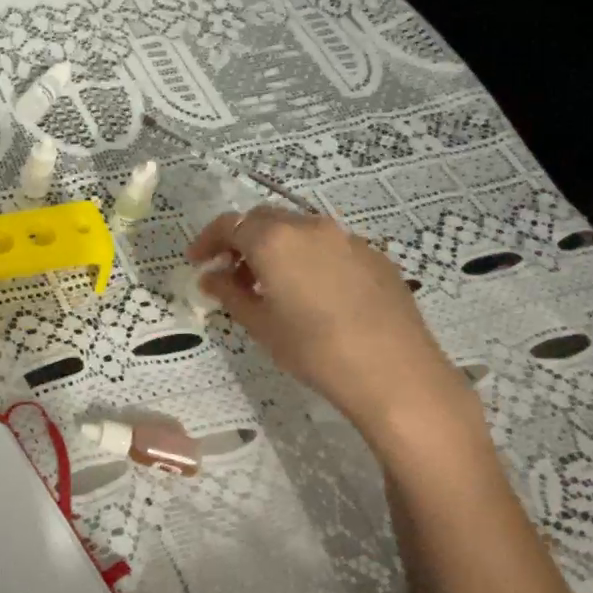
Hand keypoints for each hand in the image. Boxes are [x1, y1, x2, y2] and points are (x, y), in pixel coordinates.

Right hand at [187, 206, 465, 434]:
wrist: (394, 372)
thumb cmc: (314, 349)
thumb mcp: (259, 324)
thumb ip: (228, 293)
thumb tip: (210, 276)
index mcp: (274, 240)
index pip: (229, 224)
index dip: (208, 241)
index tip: (198, 263)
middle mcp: (310, 227)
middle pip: (264, 220)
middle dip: (242, 240)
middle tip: (231, 274)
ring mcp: (347, 239)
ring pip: (299, 231)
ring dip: (276, 249)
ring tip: (271, 287)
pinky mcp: (375, 256)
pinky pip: (329, 247)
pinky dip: (308, 259)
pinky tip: (312, 295)